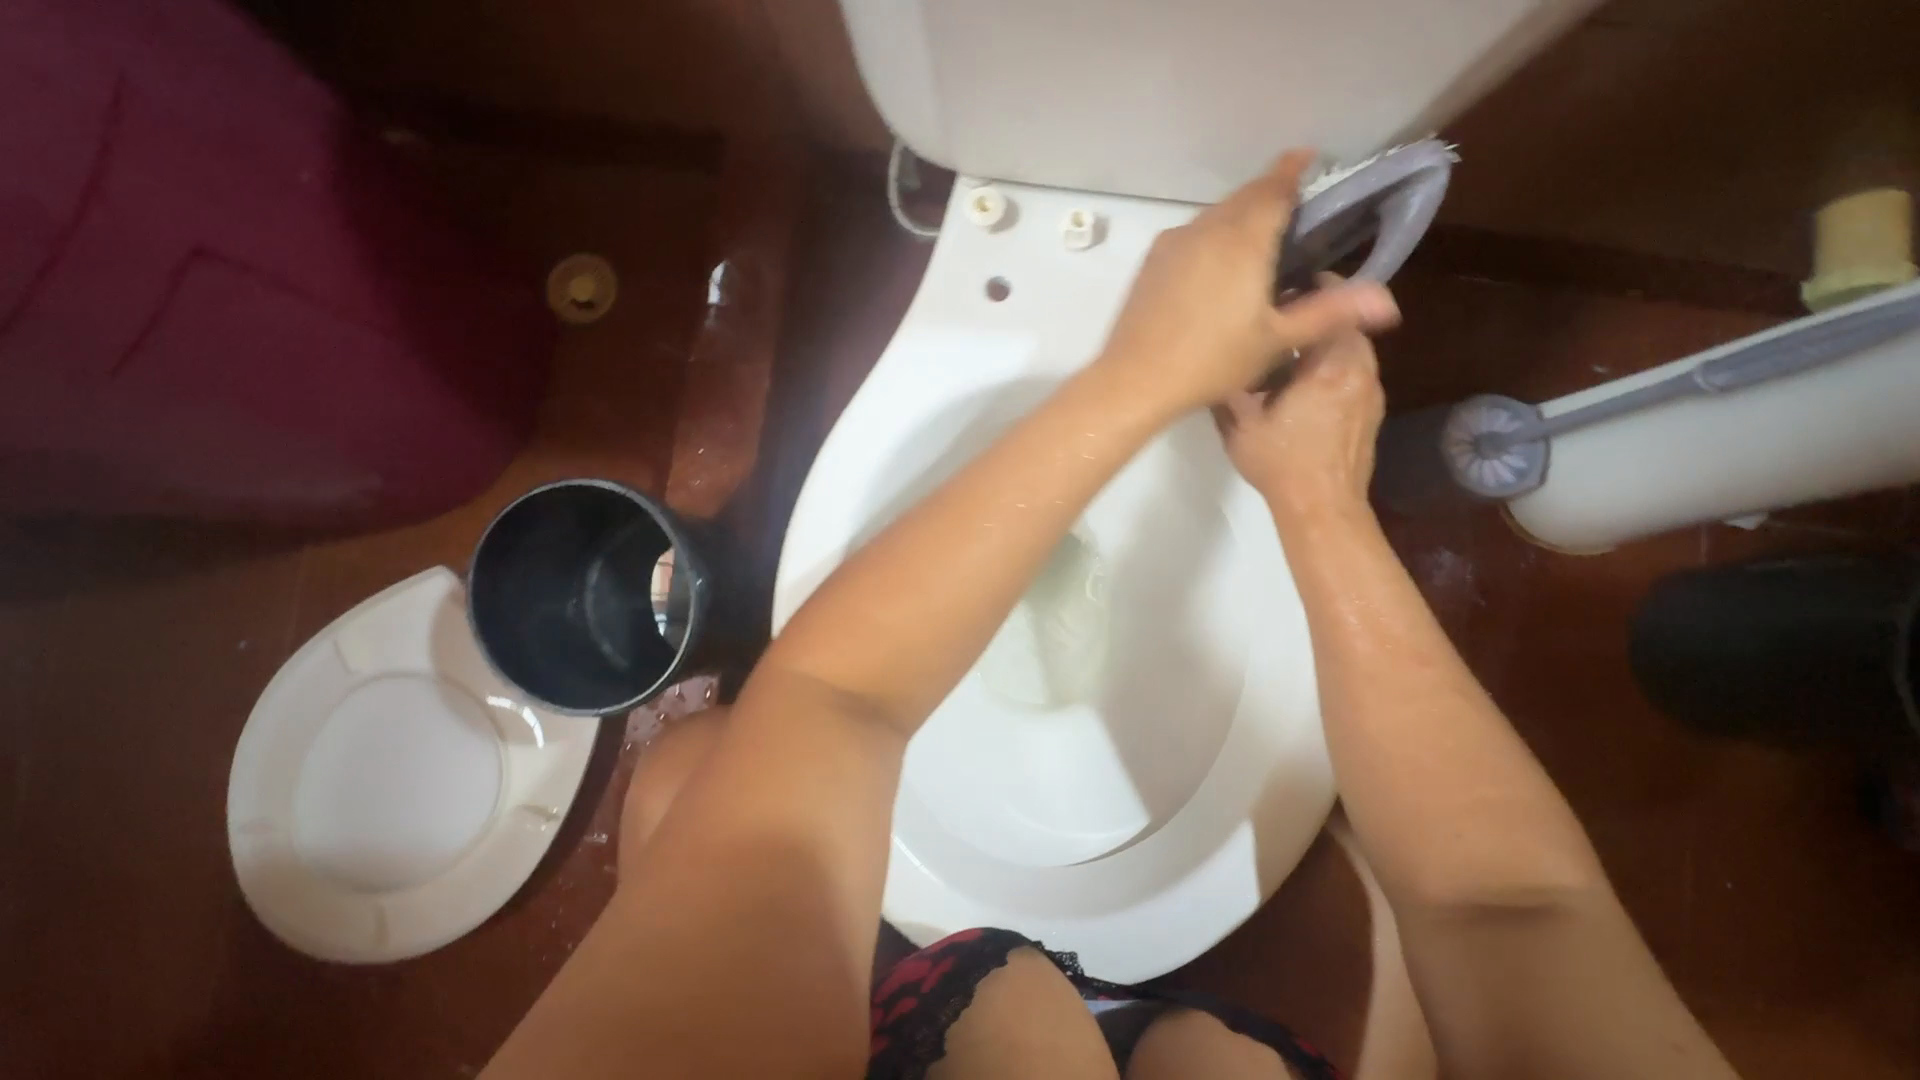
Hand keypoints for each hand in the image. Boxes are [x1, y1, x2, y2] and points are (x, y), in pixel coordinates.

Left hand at [1095, 149, 1399, 413]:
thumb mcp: (1276, 340)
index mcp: (1242, 238)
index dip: (1294, 169)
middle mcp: (1205, 228)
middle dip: (1270, 195)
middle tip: (1295, 209)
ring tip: (1261, 241)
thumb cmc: (1210, 361)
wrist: (1133, 381)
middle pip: (1244, 198)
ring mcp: (1172, 244)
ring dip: (1240, 218)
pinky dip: (1213, 238)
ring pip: (1215, 216)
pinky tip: (1219, 268)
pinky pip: (1191, 236)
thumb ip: (1329, 313)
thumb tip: (1387, 302)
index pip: (1273, 186)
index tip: (1310, 159)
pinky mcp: (1151, 264)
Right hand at [1214, 305, 1386, 517]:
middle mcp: (1359, 370)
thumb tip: (1219, 359)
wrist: (1322, 507)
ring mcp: (1370, 393)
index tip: (1282, 287)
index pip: (1332, 305)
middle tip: (1278, 324)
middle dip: (1314, 321)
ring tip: (1288, 357)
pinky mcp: (1371, 413)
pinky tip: (1303, 389)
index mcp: (1330, 364)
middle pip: (1342, 327)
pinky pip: (1352, 376)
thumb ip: (1231, 385)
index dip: (1309, 289)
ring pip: (1350, 352)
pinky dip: (1332, 372)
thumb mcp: (1240, 422)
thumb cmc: (1280, 462)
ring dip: (1324, 348)